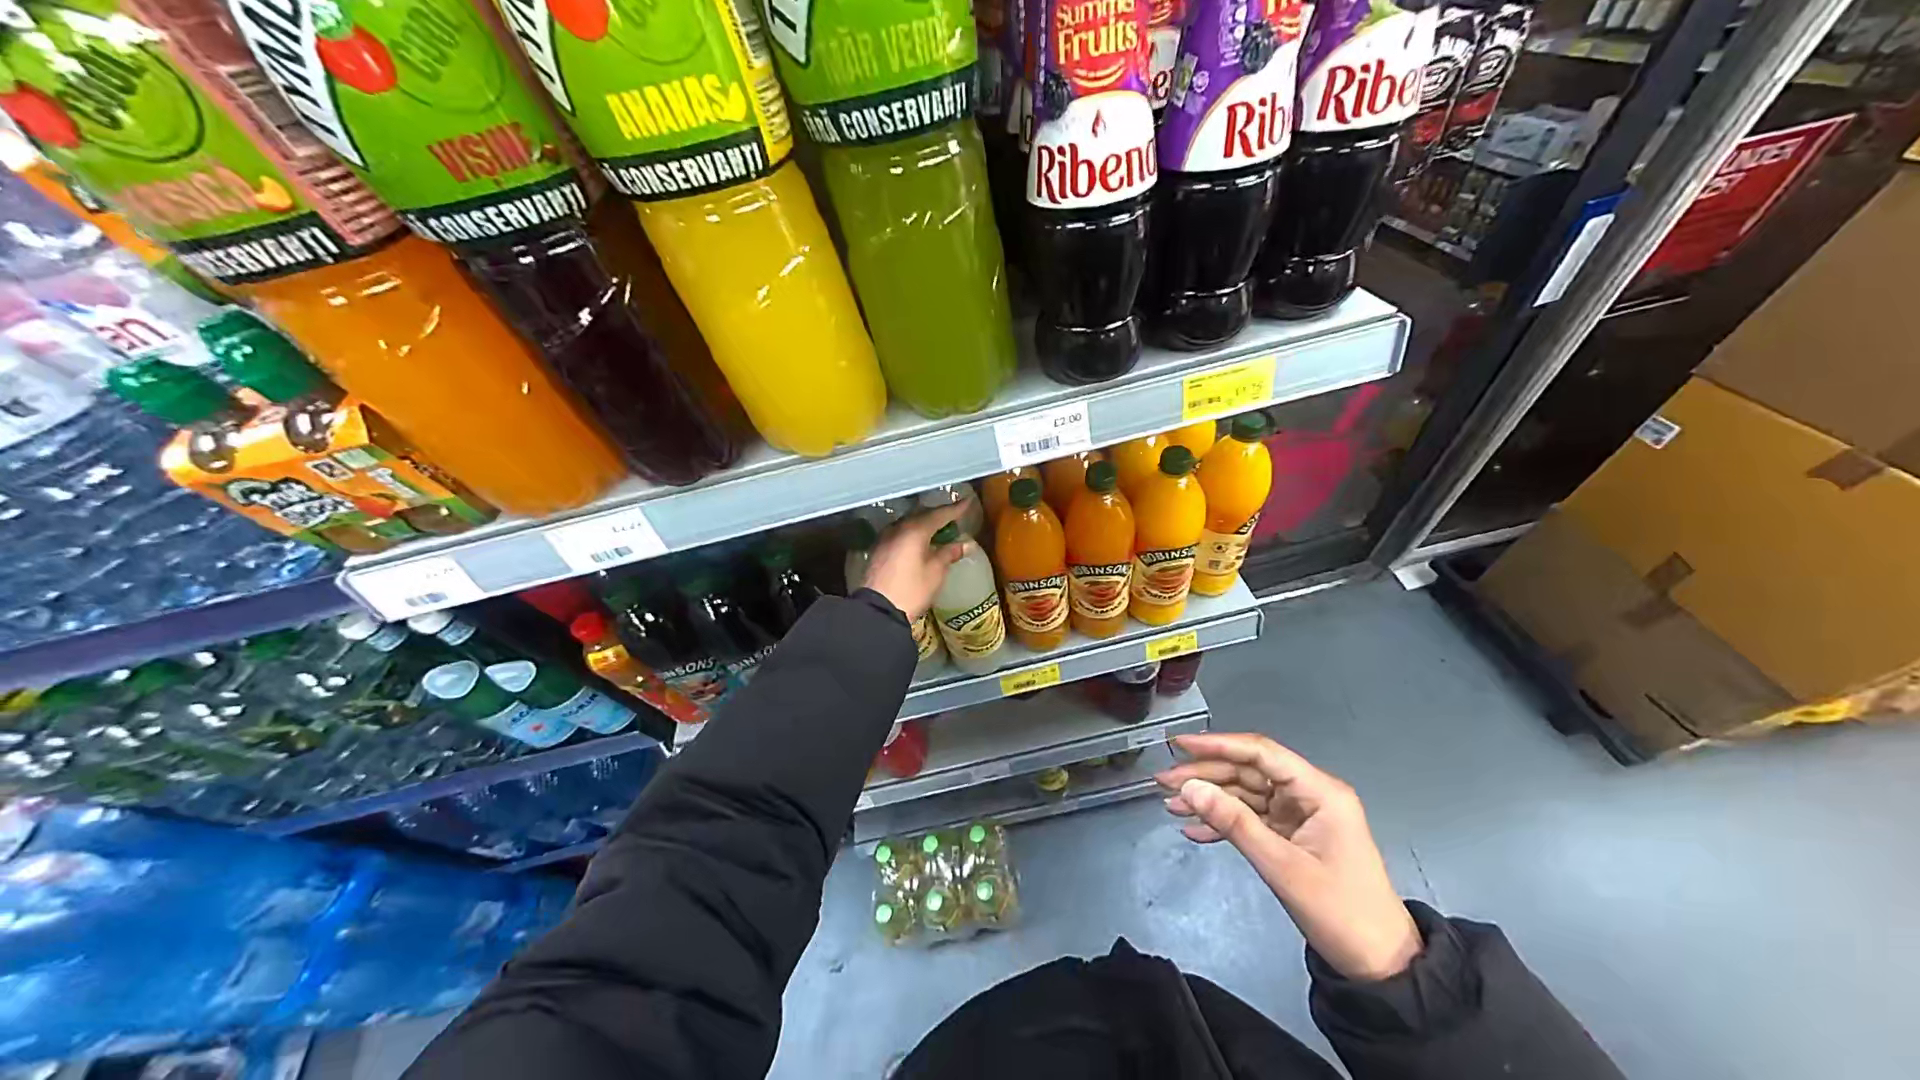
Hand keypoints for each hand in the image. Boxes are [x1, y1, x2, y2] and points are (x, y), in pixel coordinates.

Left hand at [861, 503, 966, 621]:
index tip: (967, 501)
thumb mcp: (935, 572)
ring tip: (937, 526)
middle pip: (921, 515)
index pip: (939, 514)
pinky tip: (918, 540)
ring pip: (908, 523)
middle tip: (953, 514)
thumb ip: (949, 553)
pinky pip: (899, 534)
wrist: (878, 610)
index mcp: (914, 530)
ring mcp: (885, 538)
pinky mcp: (878, 550)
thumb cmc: (912, 590)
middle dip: (937, 514)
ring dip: (923, 523)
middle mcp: (897, 528)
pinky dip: (912, 533)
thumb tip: (965, 544)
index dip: (955, 509)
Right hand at [1157, 733, 1421, 981]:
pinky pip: (1250, 819)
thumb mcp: (1283, 867)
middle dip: (1205, 775)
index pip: (1261, 753)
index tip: (1180, 744)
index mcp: (1320, 792)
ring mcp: (1299, 815)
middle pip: (1248, 772)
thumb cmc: (1341, 912)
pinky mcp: (1291, 835)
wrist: (1379, 964)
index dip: (1218, 745)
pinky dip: (1223, 823)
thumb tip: (1190, 788)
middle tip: (1164, 782)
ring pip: (1244, 794)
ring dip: (1209, 800)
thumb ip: (1235, 823)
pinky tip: (1195, 829)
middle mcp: (1309, 795)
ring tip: (1171, 805)